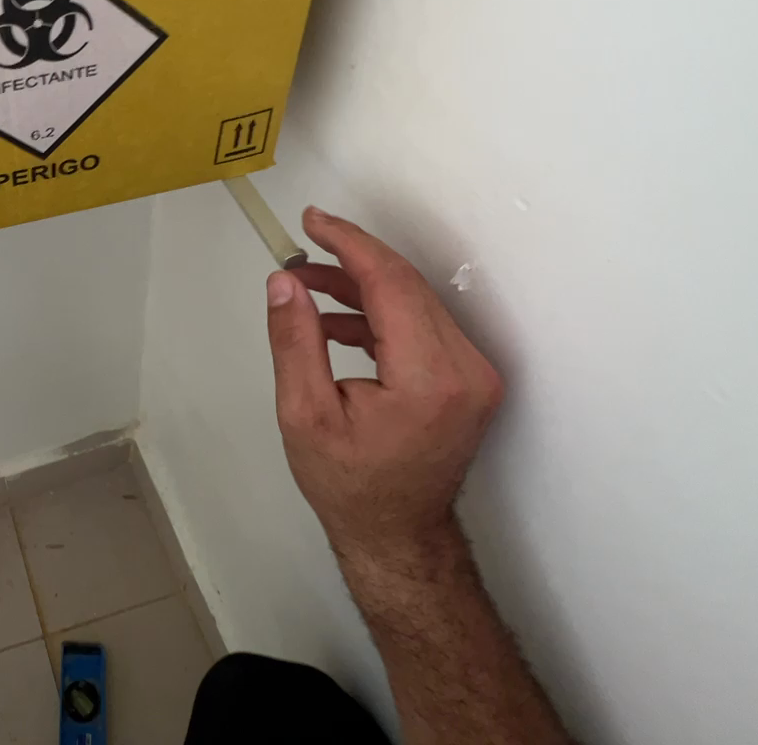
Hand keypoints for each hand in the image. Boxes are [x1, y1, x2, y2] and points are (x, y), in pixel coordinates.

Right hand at [265, 208, 503, 562]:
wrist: (396, 534)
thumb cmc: (346, 482)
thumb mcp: (303, 413)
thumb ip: (294, 341)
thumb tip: (284, 281)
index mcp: (428, 377)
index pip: (392, 284)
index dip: (349, 244)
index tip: (311, 221)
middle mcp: (465, 368)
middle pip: (406, 285)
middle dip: (350, 258)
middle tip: (301, 246)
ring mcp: (473, 373)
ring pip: (413, 300)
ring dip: (360, 285)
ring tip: (305, 284)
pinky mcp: (467, 378)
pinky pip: (420, 324)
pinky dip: (377, 312)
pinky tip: (333, 321)